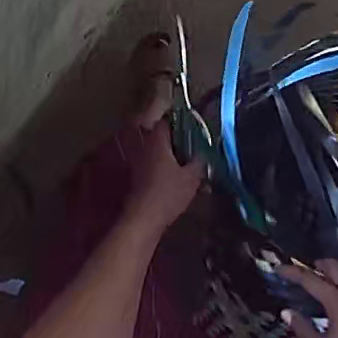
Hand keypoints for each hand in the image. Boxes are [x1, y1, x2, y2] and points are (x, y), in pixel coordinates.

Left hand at [125, 117, 202, 232]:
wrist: (143, 217)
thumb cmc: (168, 193)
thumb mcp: (192, 177)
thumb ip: (199, 160)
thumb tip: (203, 152)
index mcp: (156, 139)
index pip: (167, 121)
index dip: (182, 124)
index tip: (194, 131)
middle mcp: (143, 144)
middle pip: (161, 135)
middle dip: (177, 141)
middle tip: (193, 151)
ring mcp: (136, 159)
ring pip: (156, 150)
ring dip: (170, 155)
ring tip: (187, 168)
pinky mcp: (134, 174)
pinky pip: (150, 163)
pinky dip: (162, 167)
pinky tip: (176, 180)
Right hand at [278, 260, 337, 337]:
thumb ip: (304, 329)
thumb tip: (286, 312)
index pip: (310, 279)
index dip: (292, 272)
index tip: (278, 269)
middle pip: (335, 268)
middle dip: (317, 264)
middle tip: (302, 269)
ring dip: (331, 279)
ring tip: (316, 289)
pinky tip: (337, 312)